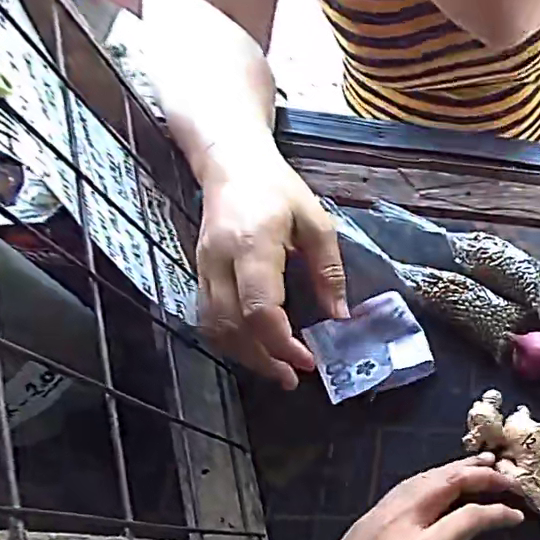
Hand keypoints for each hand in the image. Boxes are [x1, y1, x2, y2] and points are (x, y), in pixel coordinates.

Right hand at [196, 152, 348, 387]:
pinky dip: (231, 340)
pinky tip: (255, 349)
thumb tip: (339, 316)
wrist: (231, 162)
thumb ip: (329, 270)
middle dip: (262, 359)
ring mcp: (203, 267)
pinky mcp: (199, 271)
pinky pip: (209, 316)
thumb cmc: (278, 189)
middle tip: (293, 378)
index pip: (259, 308)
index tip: (307, 360)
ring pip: (215, 326)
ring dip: (245, 355)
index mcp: (252, 246)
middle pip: (231, 326)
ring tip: (277, 371)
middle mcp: (220, 261)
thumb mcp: (316, 222)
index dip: (281, 342)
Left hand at [258, 455, 522, 539]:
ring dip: (459, 468)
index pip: (469, 518)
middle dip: (484, 475)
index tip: (518, 517)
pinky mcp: (367, 516)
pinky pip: (409, 485)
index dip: (499, 513)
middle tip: (510, 479)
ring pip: (427, 477)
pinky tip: (447, 479)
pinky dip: (436, 476)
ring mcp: (379, 515)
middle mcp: (398, 524)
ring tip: (486, 465)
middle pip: (448, 482)